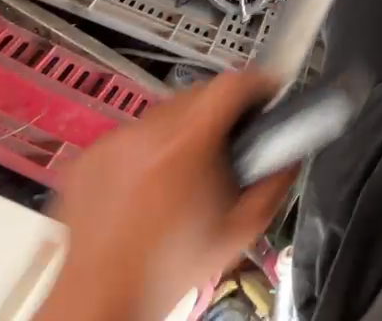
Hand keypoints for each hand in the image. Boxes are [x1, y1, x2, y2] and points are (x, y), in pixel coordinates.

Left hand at [37, 71, 296, 320]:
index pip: (233, 83)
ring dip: (184, 130)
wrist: (102, 301)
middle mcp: (146, 133)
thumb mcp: (243, 228)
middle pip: (200, 94)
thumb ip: (277, 180)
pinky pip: (132, 135)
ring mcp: (112, 143)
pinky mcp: (89, 157)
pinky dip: (147, 149)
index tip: (269, 94)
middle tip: (230, 144)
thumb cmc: (172, 267)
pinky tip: (151, 185)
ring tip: (188, 169)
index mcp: (187, 143)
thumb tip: (292, 150)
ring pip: (165, 113)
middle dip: (221, 112)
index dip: (259, 84)